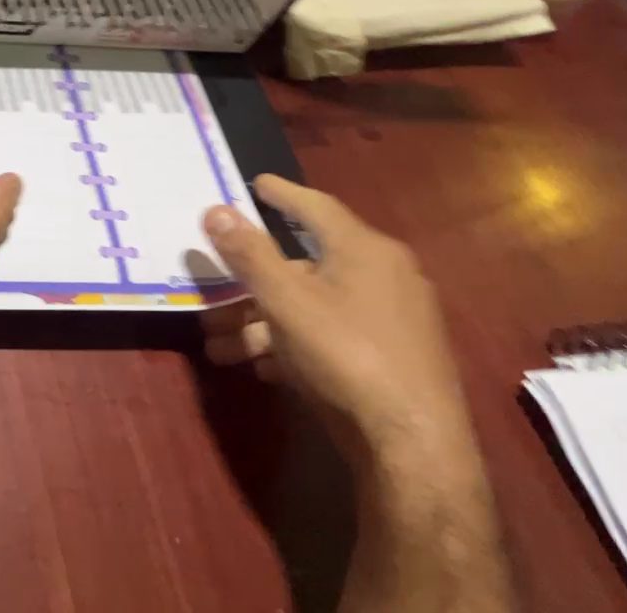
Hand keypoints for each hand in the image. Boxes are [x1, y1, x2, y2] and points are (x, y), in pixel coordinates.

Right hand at [199, 176, 475, 462]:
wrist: (413, 444)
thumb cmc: (347, 354)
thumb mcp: (285, 300)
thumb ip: (249, 253)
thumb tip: (216, 209)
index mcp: (365, 250)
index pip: (316, 207)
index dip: (282, 194)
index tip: (255, 183)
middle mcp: (385, 275)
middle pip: (303, 265)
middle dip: (250, 282)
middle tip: (213, 289)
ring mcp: (392, 318)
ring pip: (311, 306)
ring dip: (260, 323)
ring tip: (219, 346)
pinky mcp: (392, 355)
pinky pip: (330, 333)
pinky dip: (292, 342)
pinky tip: (261, 366)